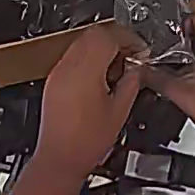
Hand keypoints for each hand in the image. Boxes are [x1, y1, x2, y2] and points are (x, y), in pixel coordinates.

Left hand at [31, 24, 142, 187]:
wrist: (59, 161)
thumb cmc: (86, 142)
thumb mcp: (120, 110)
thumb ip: (132, 82)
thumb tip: (138, 68)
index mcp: (86, 71)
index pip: (108, 36)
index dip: (128, 39)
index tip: (140, 49)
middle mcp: (69, 67)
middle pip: (94, 33)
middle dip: (116, 39)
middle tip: (131, 53)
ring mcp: (58, 72)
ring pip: (83, 41)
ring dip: (102, 47)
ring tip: (117, 66)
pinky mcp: (54, 80)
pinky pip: (73, 55)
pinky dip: (90, 57)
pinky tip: (101, 76)